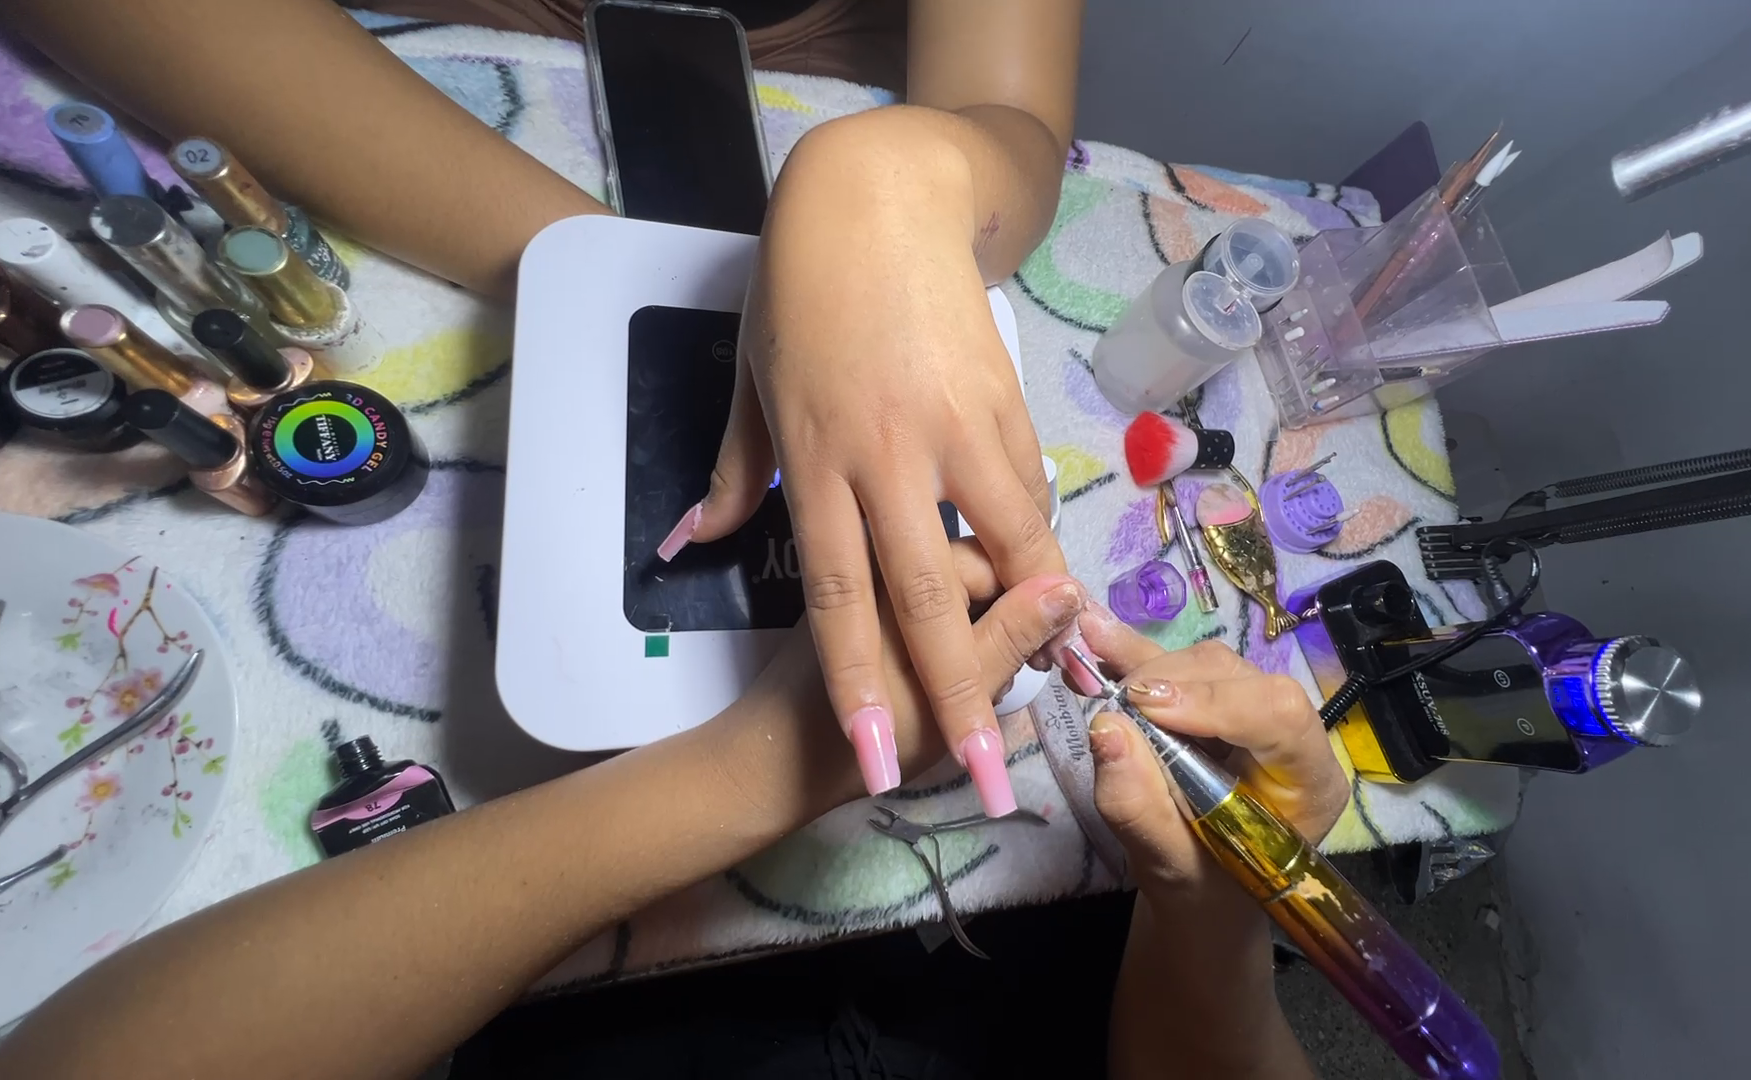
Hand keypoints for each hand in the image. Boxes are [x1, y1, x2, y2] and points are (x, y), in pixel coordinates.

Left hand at [662, 110, 1065, 815]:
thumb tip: (692, 544)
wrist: (880, 199)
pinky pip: (1025, 492)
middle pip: (926, 596)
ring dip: (1034, 622)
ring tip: (1058, 684)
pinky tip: (1056, 586)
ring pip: (1003, 546)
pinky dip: (1038, 544)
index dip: (861, 686)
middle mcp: (888, 459)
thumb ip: (734, 473)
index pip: (840, 597)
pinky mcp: (1005, 405)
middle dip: (961, 694)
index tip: (881, 760)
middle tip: (993, 775)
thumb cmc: (801, 293)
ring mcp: (956, 430)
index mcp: (817, 462)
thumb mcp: (754, 381)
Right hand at [1072, 604, 1347, 917]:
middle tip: (1113, 703)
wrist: (1203, 886)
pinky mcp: (1210, 694)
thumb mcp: (1168, 862)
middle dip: (1167, 682)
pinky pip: (1173, 661)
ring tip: (1098, 681)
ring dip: (1145, 667)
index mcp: (1306, 779)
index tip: (1145, 706)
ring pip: (1202, 661)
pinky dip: (1130, 651)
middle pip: (1235, 676)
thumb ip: (1140, 806)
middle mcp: (1287, 731)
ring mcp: (1249, 705)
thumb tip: (1105, 728)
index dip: (1214, 700)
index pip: (1279, 712)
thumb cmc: (1202, 884)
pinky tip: (1095, 634)